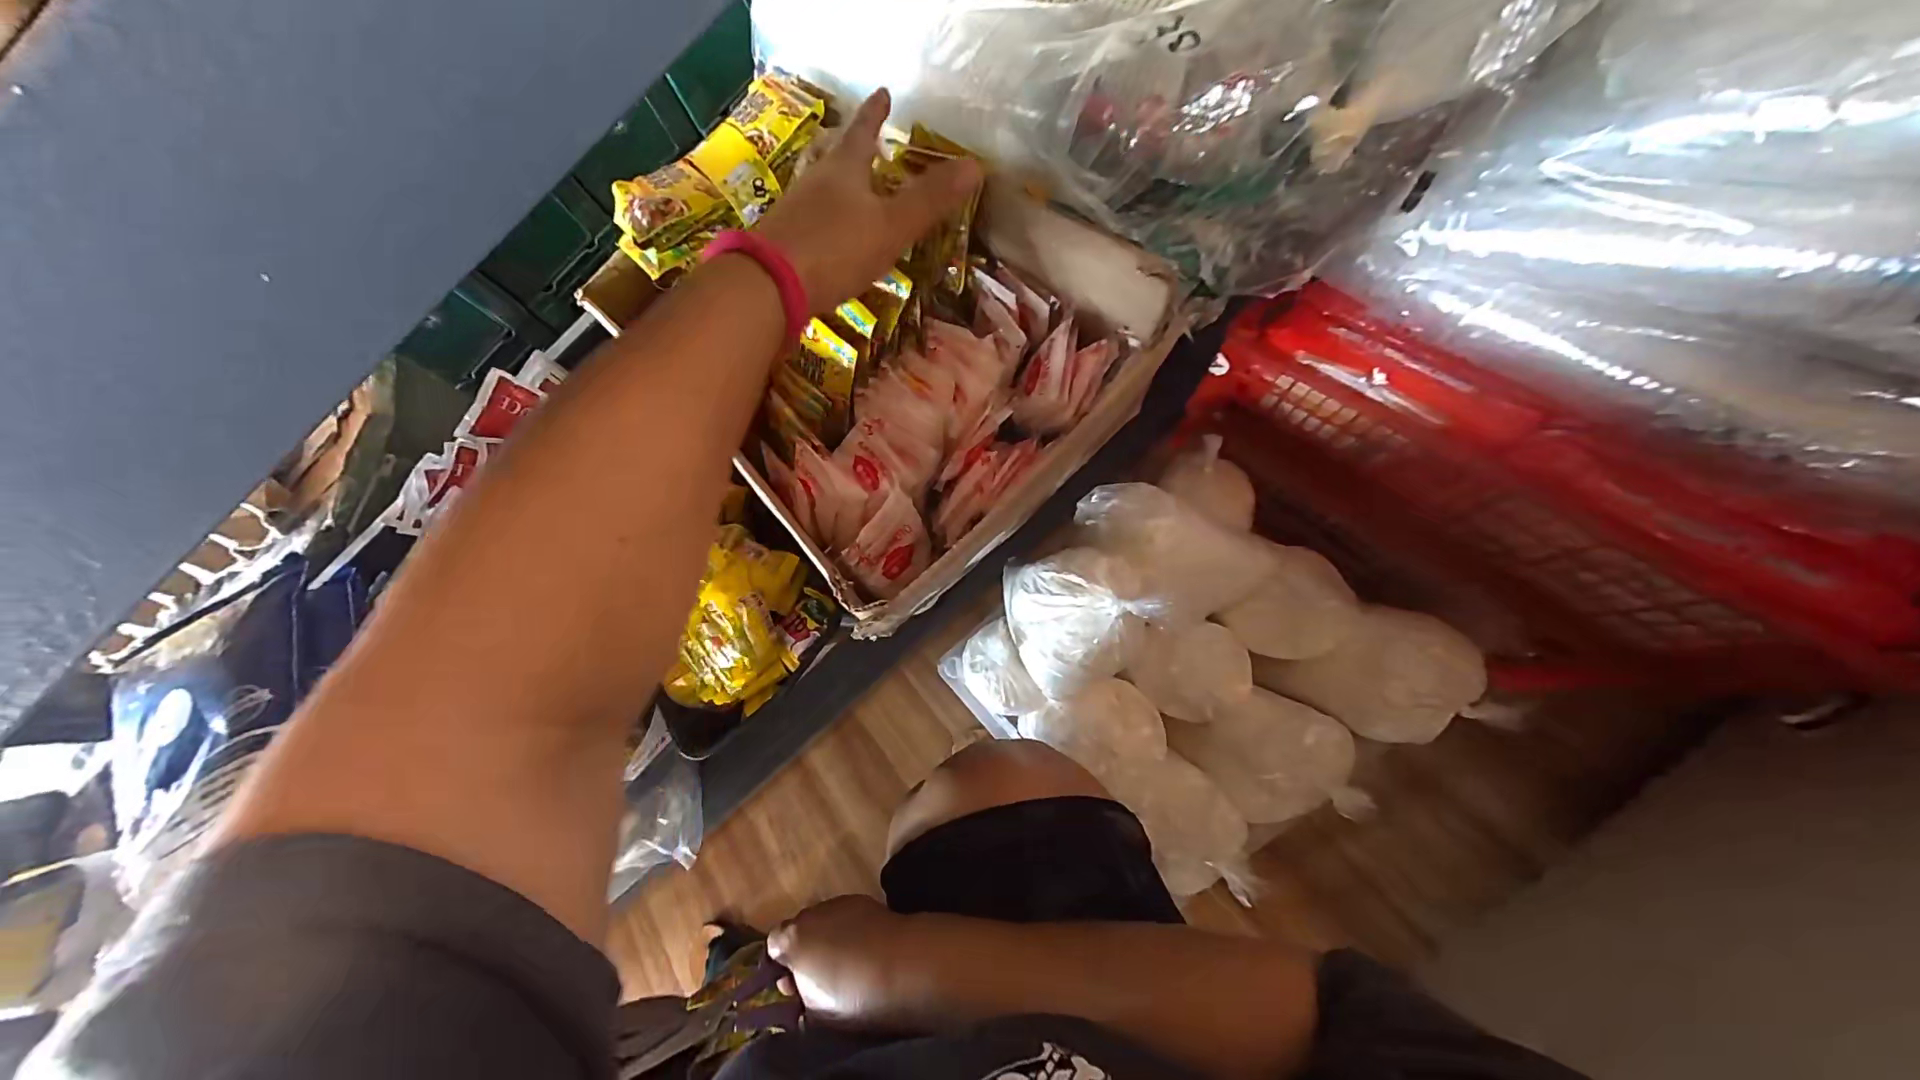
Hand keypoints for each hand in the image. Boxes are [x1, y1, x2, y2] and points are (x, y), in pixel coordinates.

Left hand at [755, 89, 980, 312]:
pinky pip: (813, 223)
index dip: (875, 114)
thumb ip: (929, 200)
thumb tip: (974, 166)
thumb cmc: (836, 249)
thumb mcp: (891, 226)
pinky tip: (833, 239)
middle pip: (837, 159)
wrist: (769, 285)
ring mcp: (796, 213)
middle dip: (854, 151)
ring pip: (822, 191)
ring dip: (840, 188)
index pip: (862, 132)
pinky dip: (828, 223)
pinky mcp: (785, 243)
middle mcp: (815, 183)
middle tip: (866, 144)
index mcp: (843, 171)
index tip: (882, 93)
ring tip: (854, 192)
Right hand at [766, 894, 921, 1028]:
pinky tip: (862, 945)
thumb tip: (796, 983)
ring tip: (843, 958)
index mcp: (792, 938)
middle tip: (817, 972)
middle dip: (804, 946)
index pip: (773, 943)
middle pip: (799, 928)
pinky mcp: (864, 899)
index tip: (791, 980)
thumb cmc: (850, 993)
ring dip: (827, 934)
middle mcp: (812, 912)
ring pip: (824, 919)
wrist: (900, 964)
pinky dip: (848, 927)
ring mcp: (839, 902)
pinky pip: (846, 915)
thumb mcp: (814, 1007)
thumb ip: (798, 991)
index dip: (780, 962)